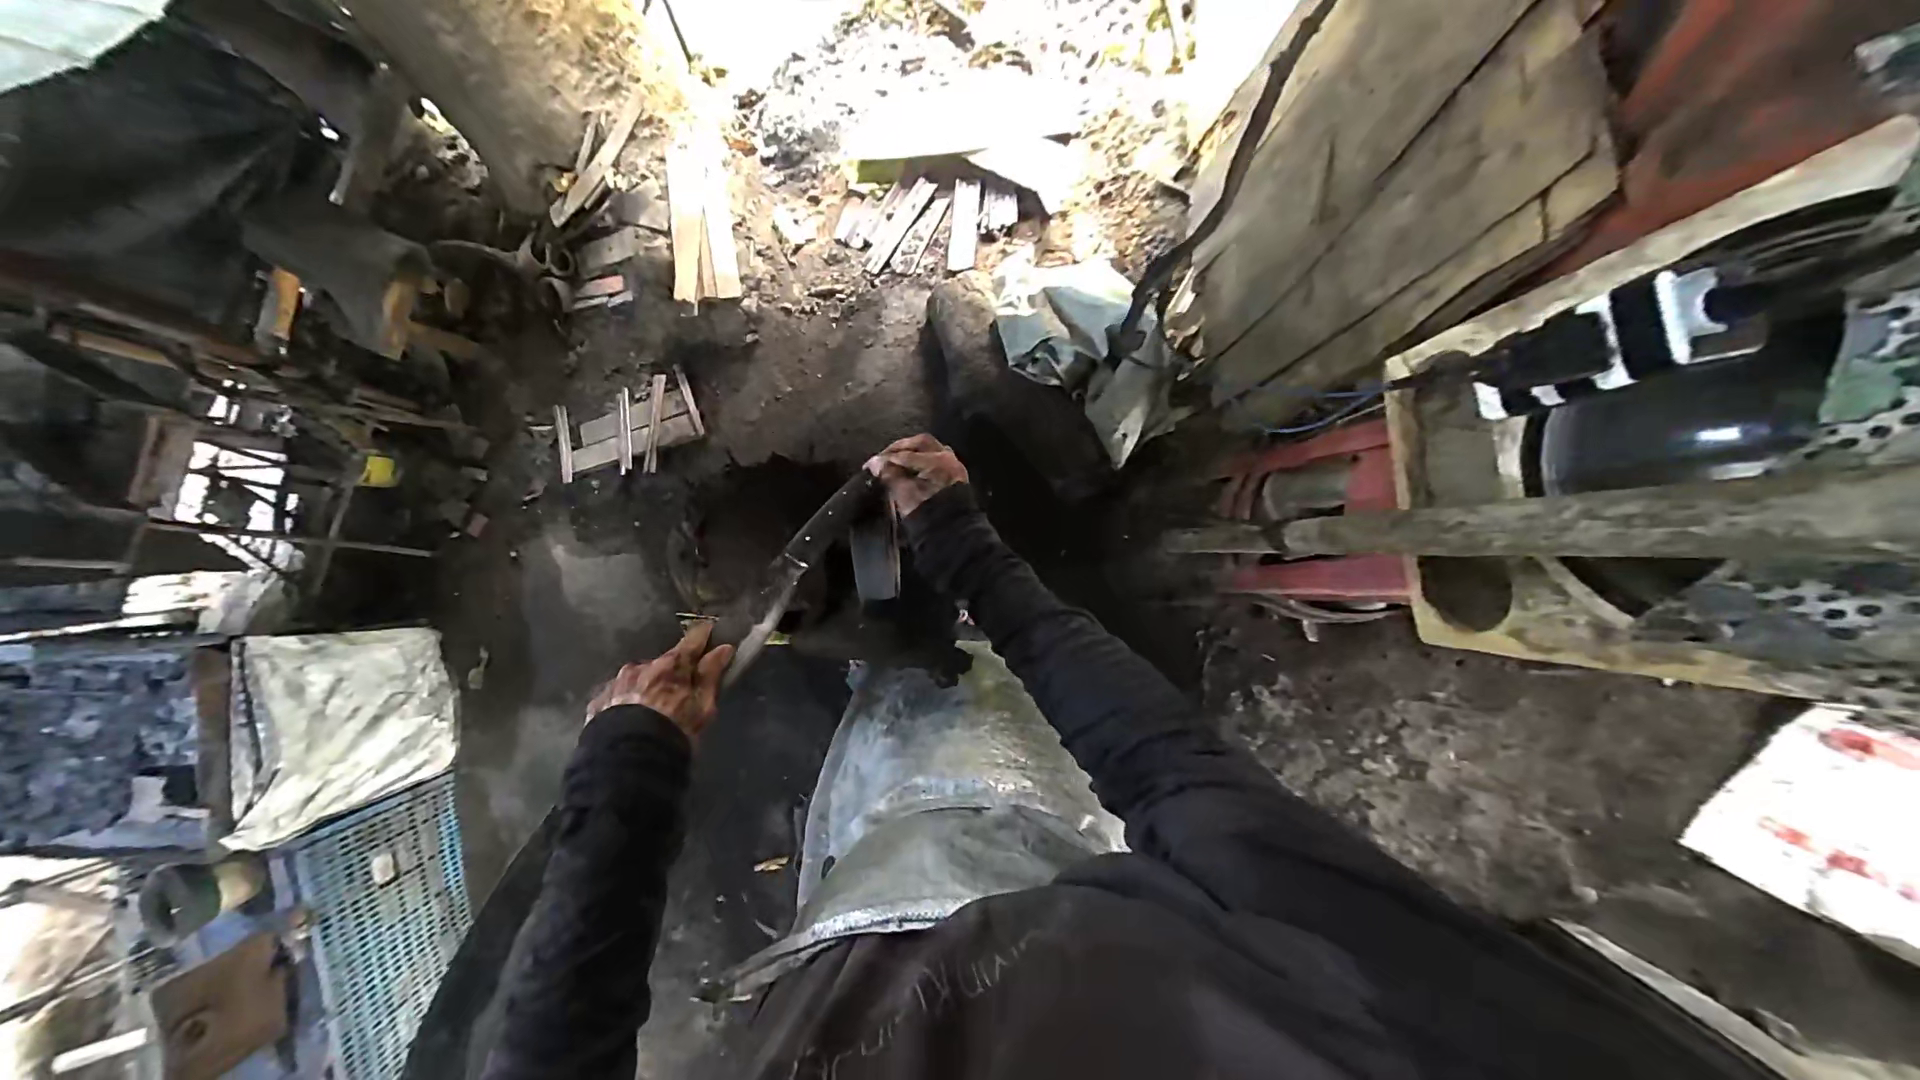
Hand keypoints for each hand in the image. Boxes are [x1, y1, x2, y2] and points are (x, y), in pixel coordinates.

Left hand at [585, 621, 734, 740]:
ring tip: (650, 711)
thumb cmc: (673, 732)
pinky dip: (626, 701)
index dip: (703, 636)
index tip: (710, 633)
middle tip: (678, 693)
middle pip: (663, 663)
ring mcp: (616, 682)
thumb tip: (723, 648)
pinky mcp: (597, 701)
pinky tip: (629, 719)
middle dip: (671, 672)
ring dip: (647, 687)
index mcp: (671, 665)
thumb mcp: (703, 707)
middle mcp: (642, 666)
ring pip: (638, 678)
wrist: (625, 763)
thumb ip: (711, 675)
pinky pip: (618, 695)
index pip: (693, 639)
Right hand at [864, 434, 968, 517]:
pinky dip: (922, 460)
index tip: (872, 464)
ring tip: (895, 460)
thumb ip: (889, 474)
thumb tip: (876, 463)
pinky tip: (911, 468)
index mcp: (937, 461)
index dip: (886, 458)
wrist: (952, 534)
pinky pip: (937, 460)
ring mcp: (954, 467)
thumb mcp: (904, 494)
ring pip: (930, 450)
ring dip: (912, 452)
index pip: (906, 455)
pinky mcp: (955, 476)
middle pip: (921, 444)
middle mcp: (948, 459)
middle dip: (900, 448)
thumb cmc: (927, 514)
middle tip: (884, 457)